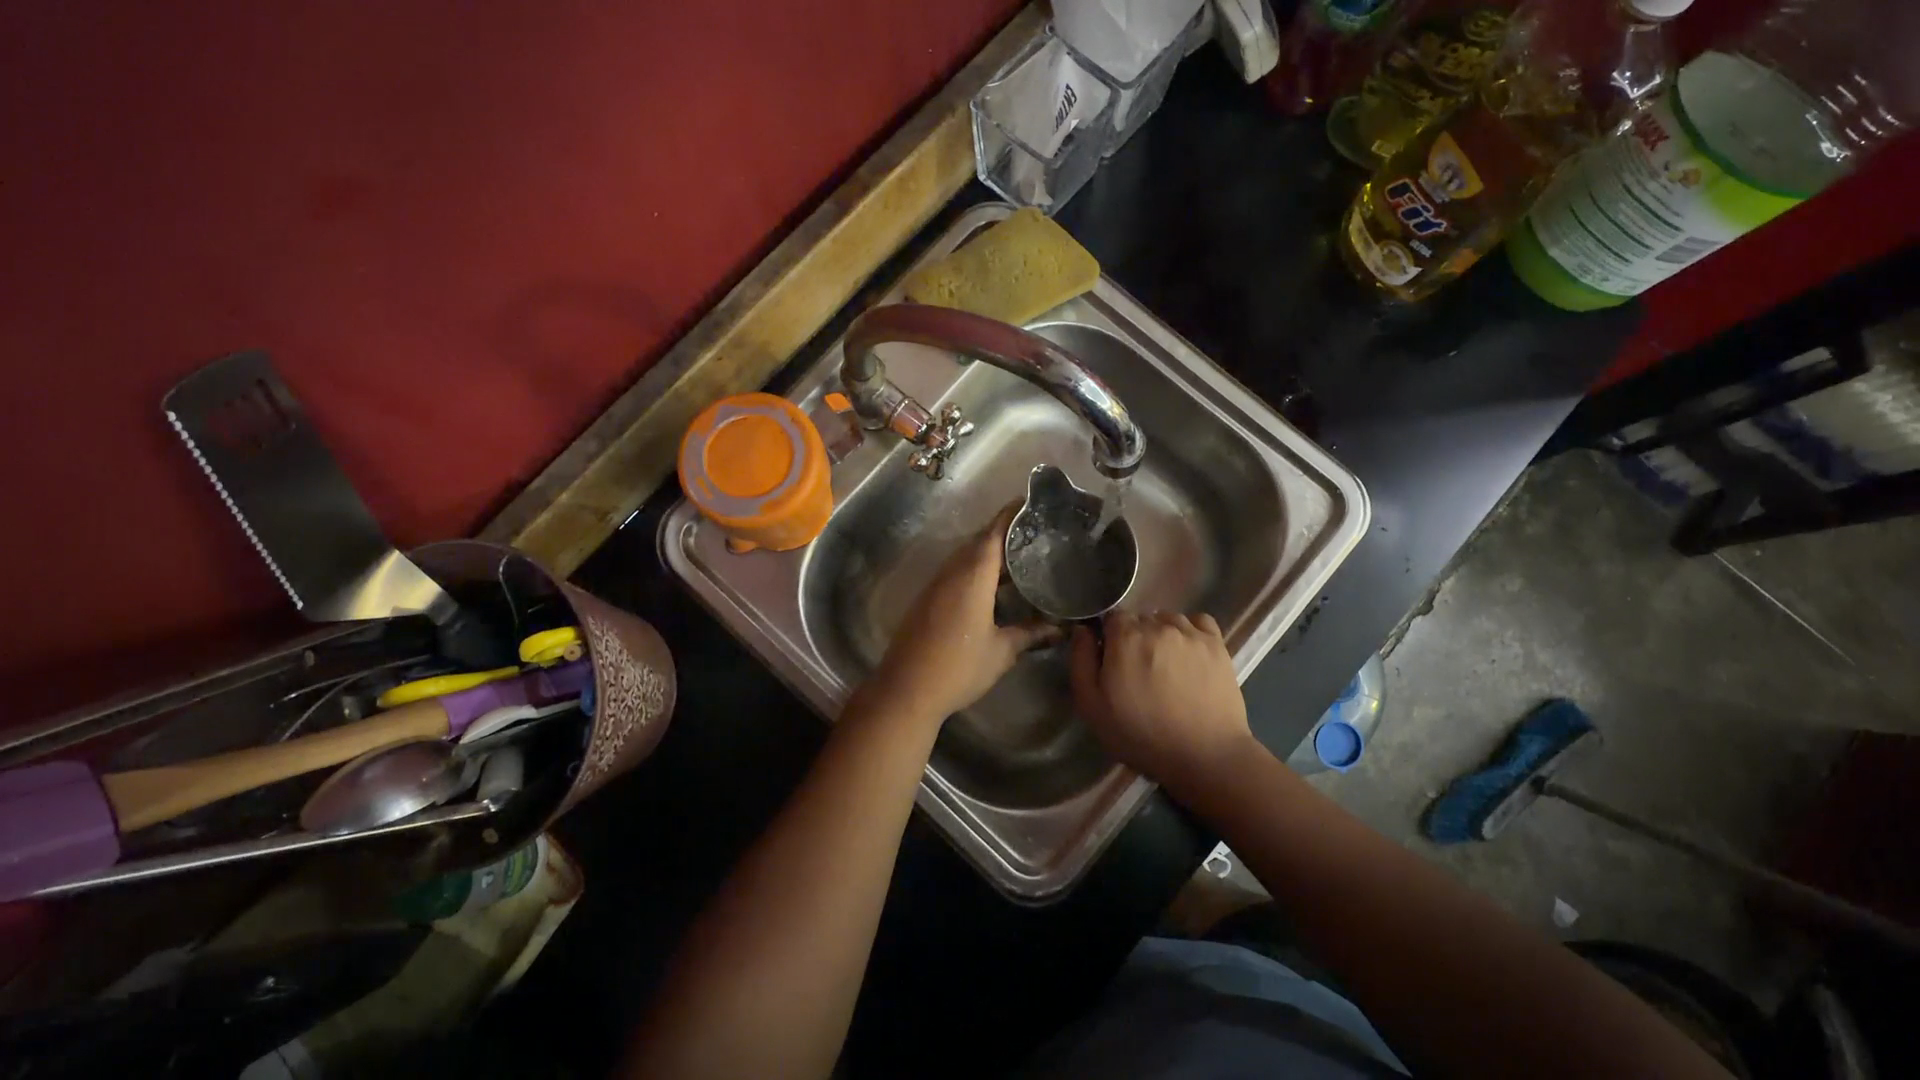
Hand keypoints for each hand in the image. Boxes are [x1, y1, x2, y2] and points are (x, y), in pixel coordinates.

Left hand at [867, 508, 1058, 723]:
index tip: (1030, 503)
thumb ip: (1031, 634)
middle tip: (1035, 535)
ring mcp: (935, 586)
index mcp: (972, 576)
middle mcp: (951, 573)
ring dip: (989, 555)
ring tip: (1020, 559)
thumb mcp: (1002, 651)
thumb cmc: (959, 667)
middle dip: (1004, 535)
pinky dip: (976, 571)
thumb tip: (1060, 628)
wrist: (907, 690)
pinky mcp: (927, 601)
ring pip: (965, 559)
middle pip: (979, 543)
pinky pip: (955, 574)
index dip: (1010, 516)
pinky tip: (994, 587)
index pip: (993, 534)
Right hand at [1070, 612, 1253, 795]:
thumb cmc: (1140, 735)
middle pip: (1140, 618)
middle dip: (1134, 638)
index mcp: (1125, 637)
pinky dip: (1190, 631)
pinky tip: (1188, 653)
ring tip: (1165, 665)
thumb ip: (1081, 661)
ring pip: (1168, 619)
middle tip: (1138, 671)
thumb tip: (1083, 630)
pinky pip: (1198, 621)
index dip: (1109, 637)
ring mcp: (1191, 633)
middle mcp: (1158, 625)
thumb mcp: (1092, 707)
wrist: (1204, 755)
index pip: (1112, 617)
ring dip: (1161, 634)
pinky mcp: (1217, 645)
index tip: (1112, 662)